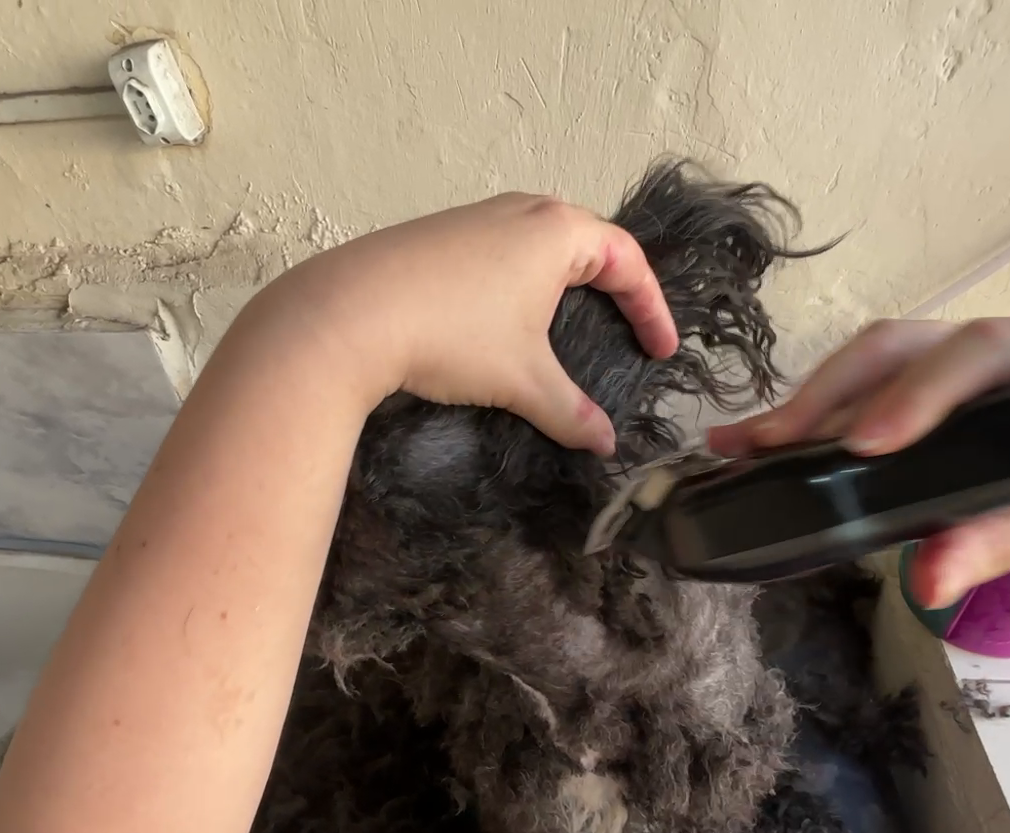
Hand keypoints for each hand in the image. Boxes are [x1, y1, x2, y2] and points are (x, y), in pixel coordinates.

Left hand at [235, 193, 678, 455]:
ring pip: (537, 246)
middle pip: (586, 243)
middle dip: (611, 287)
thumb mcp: (523, 379)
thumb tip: (605, 444)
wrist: (348, 315)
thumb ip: (571, 412)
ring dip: (562, 284)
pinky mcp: (435, 237)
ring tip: (566, 325)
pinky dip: (518, 285)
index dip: (651, 309)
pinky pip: (498, 255)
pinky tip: (501, 320)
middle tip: (622, 327)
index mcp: (556, 231)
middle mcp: (519, 211)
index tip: (661, 350)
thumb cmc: (454, 336)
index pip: (627, 261)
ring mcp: (472, 219)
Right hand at [707, 317, 1009, 606]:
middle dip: (827, 394)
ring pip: (861, 374)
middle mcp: (984, 356)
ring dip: (799, 409)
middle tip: (771, 442)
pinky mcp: (911, 413)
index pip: (977, 351)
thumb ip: (1006, 544)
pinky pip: (851, 406)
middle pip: (894, 351)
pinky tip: (757, 446)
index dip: (917, 391)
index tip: (865, 446)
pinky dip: (803, 428)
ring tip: (739, 444)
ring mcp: (941, 382)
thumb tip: (928, 582)